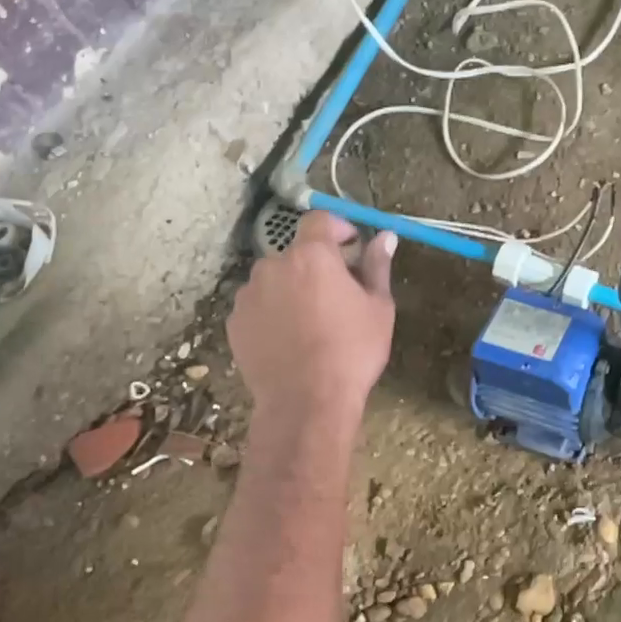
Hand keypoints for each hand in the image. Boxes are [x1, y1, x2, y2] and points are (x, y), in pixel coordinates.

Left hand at [228, 212, 395, 413]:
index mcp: (312, 257)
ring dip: (293, 288)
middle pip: (297, 253)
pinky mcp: (235, 321)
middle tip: (338, 294)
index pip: (319, 220)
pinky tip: (291, 340)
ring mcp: (248, 294)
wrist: (306, 401)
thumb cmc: (352, 351)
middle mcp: (273, 266)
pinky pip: (258, 306)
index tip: (352, 245)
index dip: (337, 227)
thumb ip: (378, 267)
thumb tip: (386, 237)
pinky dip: (274, 312)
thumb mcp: (379, 308)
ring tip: (312, 322)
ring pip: (275, 279)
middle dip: (317, 265)